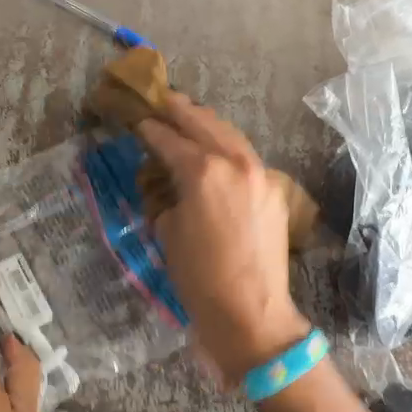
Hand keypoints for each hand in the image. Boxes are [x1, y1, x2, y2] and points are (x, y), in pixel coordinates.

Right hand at [138, 94, 314, 379]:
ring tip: (189, 114)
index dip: (150, 128)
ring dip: (207, 123)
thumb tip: (170, 185)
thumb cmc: (198, 276)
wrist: (251, 313)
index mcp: (203, 170)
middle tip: (162, 99)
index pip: (170, 139)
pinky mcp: (273, 192)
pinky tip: (216, 147)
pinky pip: (246, 157)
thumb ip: (168, 196)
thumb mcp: (168, 231)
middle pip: (204, 124)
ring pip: (230, 134)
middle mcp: (234, 162)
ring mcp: (260, 175)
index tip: (138, 119)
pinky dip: (227, 146)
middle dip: (181, 110)